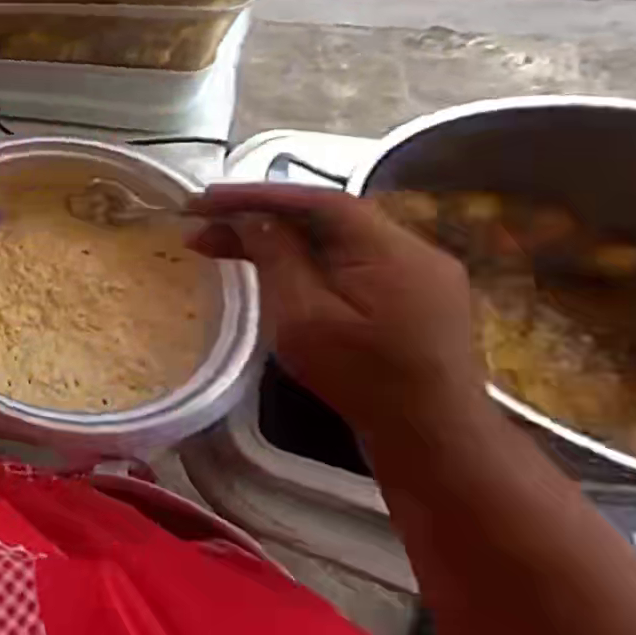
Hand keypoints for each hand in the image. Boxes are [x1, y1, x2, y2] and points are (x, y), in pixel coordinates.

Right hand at [187, 183, 482, 431]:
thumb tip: (252, 218)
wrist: (434, 441)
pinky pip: (345, 259)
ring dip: (274, 237)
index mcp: (393, 250)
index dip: (257, 194)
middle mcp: (412, 251)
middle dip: (259, 215)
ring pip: (332, 238)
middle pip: (324, 216)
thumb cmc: (362, 379)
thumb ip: (278, 257)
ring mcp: (415, 274)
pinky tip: (266, 266)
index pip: (318, 200)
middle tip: (201, 224)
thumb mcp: (305, 316)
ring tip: (217, 246)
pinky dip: (300, 256)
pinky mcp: (409, 296)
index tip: (205, 199)